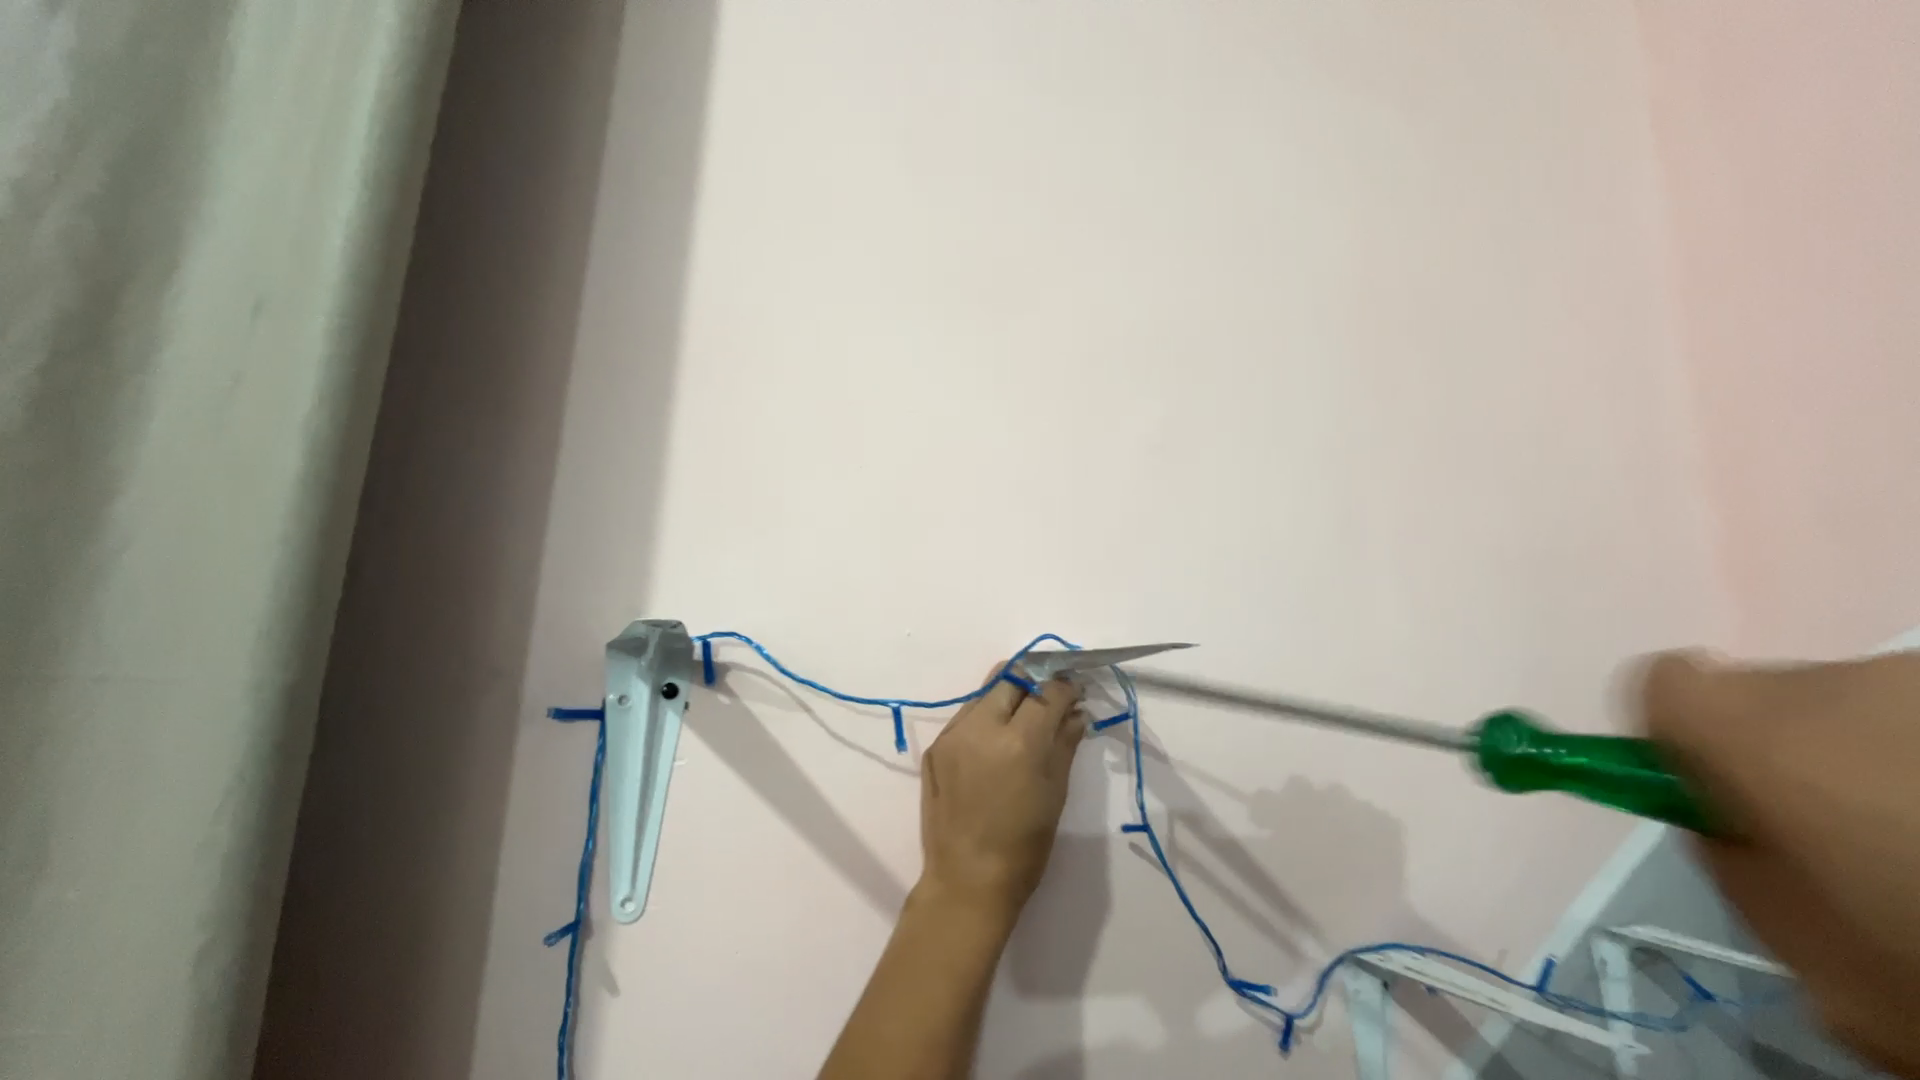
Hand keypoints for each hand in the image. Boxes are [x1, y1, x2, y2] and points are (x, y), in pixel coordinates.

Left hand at [916, 664, 1087, 924]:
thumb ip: (1064, 744)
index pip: (1047, 692)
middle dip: (1033, 681)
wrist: (967, 881)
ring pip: (984, 694)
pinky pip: (964, 718)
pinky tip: (996, 740)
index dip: (1065, 686)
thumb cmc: (1024, 846)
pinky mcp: (935, 749)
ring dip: (1007, 696)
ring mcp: (952, 736)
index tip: (1076, 690)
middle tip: (1050, 697)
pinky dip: (985, 717)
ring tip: (1024, 716)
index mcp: (1019, 741)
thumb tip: (1076, 713)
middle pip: (1010, 680)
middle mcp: (981, 728)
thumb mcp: (1055, 793)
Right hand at [1642, 651, 1919, 1075]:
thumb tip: (1722, 817)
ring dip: (1883, 760)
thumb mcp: (1813, 951)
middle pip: (1770, 696)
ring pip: (1865, 709)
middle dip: (1791, 755)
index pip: (1661, 685)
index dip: (1671, 734)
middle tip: (1852, 840)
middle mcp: (1845, 683)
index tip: (1707, 785)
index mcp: (1763, 737)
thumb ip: (1735, 863)